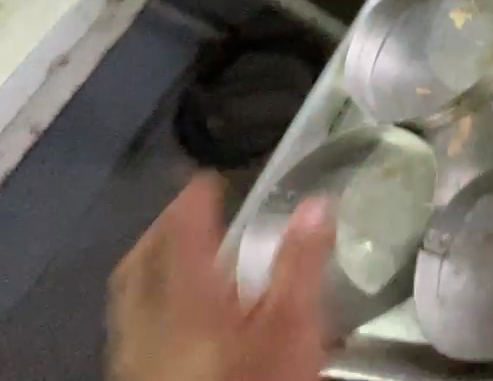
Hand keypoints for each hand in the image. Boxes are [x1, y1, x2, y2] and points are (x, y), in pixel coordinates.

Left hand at [108, 173, 334, 380]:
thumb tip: (317, 200)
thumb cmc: (261, 376)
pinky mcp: (144, 371)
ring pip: (131, 293)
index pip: (178, 240)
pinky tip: (188, 293)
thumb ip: (301, 261)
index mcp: (186, 303)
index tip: (206, 175)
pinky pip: (136, 315)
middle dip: (162, 228)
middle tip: (194, 201)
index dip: (190, 204)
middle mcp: (148, 324)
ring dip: (155, 256)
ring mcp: (139, 353)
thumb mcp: (294, 320)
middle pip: (138, 267)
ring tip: (190, 237)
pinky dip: (157, 285)